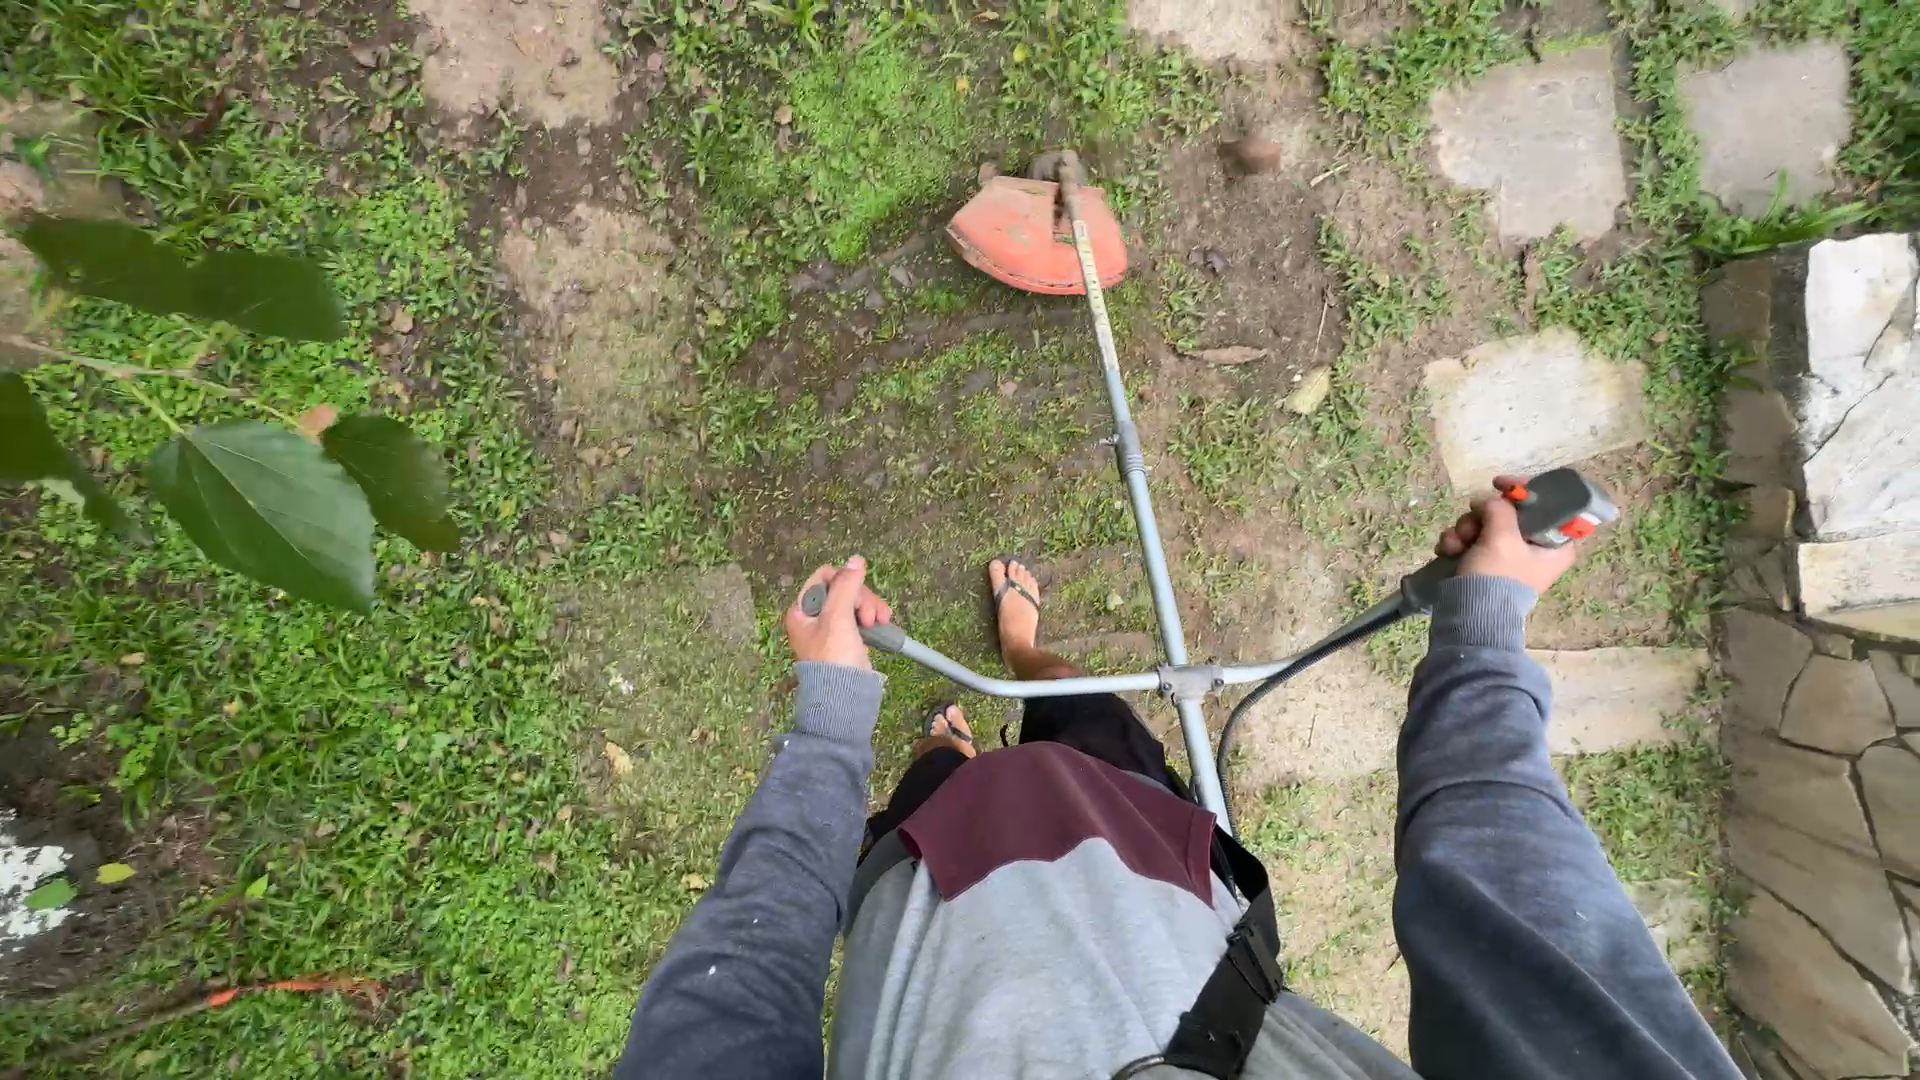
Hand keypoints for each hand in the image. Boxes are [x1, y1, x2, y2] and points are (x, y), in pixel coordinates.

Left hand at [783, 555, 892, 669]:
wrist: (844, 697)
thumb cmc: (835, 657)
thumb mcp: (838, 617)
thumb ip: (846, 586)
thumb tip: (856, 559)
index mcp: (802, 610)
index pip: (824, 577)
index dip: (844, 580)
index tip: (857, 596)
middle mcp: (814, 616)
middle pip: (843, 588)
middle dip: (862, 597)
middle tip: (870, 615)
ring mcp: (832, 627)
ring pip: (855, 601)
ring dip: (871, 606)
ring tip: (881, 621)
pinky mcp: (848, 637)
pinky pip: (862, 616)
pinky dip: (873, 617)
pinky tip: (883, 623)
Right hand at [1434, 475, 1579, 595]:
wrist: (1470, 614)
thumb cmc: (1496, 577)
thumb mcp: (1502, 538)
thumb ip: (1500, 510)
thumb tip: (1490, 501)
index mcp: (1555, 545)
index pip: (1547, 506)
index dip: (1523, 491)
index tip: (1498, 483)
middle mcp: (1533, 549)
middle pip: (1507, 514)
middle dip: (1481, 517)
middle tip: (1471, 526)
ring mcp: (1506, 556)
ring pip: (1483, 525)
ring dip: (1463, 529)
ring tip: (1454, 545)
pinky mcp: (1482, 563)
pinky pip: (1469, 540)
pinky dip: (1456, 542)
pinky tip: (1447, 551)